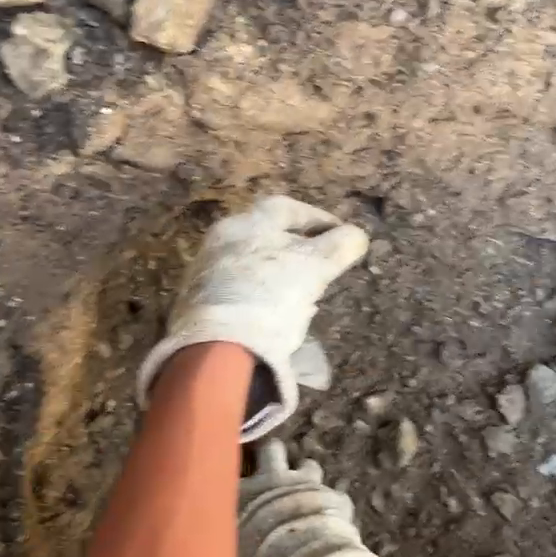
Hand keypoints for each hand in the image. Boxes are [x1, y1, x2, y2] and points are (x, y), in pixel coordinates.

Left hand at [137, 195, 368, 439]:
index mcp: (247, 223)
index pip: (288, 208)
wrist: (220, 347)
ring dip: (280, 274)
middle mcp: (221, 240)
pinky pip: (239, 292)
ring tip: (304, 294)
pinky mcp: (199, 305)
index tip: (342, 236)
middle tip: (323, 265)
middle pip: (266, 236)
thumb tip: (356, 235)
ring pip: (252, 265)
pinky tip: (276, 316)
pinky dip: (261, 296)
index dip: (319, 219)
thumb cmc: (272, 295)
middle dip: (298, 249)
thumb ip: (341, 245)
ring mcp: (206, 272)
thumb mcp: (316, 266)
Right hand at [238, 439, 390, 556]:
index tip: (238, 485)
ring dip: (307, 477)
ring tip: (306, 496)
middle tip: (275, 473)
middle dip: (274, 456)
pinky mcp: (336, 498)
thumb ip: (229, 535)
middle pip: (273, 448)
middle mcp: (276, 479)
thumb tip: (223, 537)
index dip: (238, 477)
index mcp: (246, 491)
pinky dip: (333, 505)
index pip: (233, 470)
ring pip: (308, 465)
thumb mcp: (233, 553)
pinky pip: (336, 495)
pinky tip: (333, 519)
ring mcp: (309, 485)